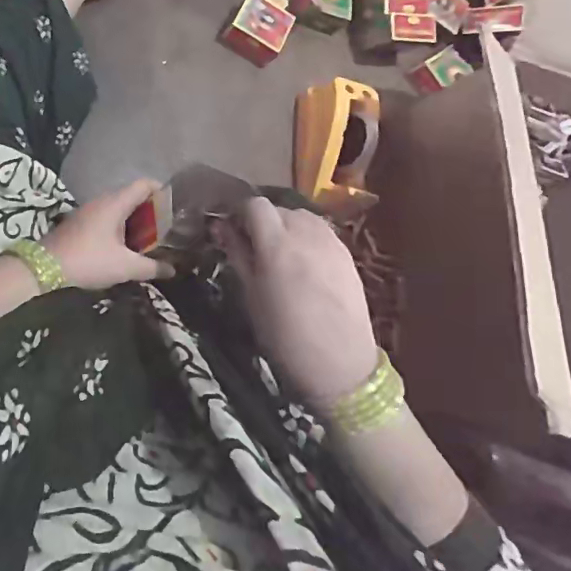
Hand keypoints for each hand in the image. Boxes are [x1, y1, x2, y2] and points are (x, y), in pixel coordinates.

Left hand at [42, 179, 173, 289]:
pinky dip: (120, 227)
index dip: (162, 191)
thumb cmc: (89, 260)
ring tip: (150, 240)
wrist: (44, 266)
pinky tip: (125, 246)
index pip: (144, 184)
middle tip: (167, 229)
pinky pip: (107, 217)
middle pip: (133, 196)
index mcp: (115, 203)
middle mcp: (103, 201)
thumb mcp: (125, 267)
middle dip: (151, 211)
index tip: (175, 208)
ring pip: (119, 208)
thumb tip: (173, 270)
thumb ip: (151, 267)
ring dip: (135, 221)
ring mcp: (89, 210)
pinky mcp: (81, 222)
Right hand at [217, 197, 378, 406]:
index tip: (231, 233)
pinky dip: (306, 238)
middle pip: (278, 209)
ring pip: (301, 217)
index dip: (239, 214)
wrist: (341, 366)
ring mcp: (330, 242)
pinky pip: (320, 232)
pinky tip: (304, 265)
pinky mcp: (347, 254)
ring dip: (286, 227)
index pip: (254, 205)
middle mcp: (305, 233)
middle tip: (253, 248)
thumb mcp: (251, 296)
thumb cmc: (284, 336)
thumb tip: (222, 228)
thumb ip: (238, 255)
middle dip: (262, 221)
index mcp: (276, 243)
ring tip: (280, 255)